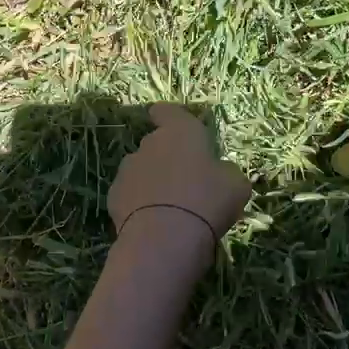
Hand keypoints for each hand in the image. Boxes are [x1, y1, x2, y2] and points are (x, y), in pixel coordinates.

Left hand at [108, 104, 251, 263]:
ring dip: (153, 181)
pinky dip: (139, 204)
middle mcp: (150, 143)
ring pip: (141, 169)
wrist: (165, 238)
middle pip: (157, 143)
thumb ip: (225, 171)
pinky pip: (130, 194)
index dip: (169, 117)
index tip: (173, 125)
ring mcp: (128, 168)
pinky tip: (153, 223)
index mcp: (181, 131)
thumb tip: (219, 172)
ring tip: (169, 207)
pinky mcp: (114, 195)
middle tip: (186, 181)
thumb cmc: (207, 201)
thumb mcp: (235, 185)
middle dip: (167, 157)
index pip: (168, 111)